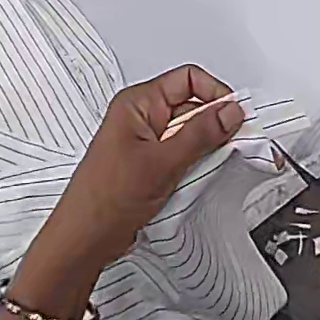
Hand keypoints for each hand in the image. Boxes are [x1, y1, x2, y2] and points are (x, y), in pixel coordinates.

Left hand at [20, 66, 245, 302]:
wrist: (84, 239)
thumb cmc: (105, 199)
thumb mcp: (162, 162)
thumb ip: (201, 134)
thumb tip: (229, 111)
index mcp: (138, 103)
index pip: (188, 79)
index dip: (215, 92)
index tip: (235, 116)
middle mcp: (142, 116)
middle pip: (192, 105)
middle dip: (214, 123)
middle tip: (233, 143)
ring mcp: (146, 140)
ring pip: (190, 132)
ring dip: (205, 147)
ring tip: (210, 166)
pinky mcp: (151, 163)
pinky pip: (182, 153)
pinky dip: (196, 163)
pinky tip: (198, 179)